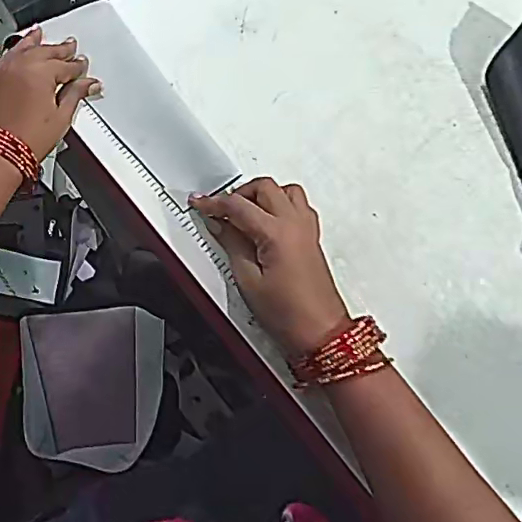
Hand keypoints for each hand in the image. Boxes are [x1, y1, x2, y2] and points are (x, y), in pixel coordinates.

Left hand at [0, 29, 99, 158]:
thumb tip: (87, 84)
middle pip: (46, 52)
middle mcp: (20, 66)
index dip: (78, 67)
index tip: (83, 67)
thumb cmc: (26, 139)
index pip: (66, 65)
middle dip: (61, 50)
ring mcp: (3, 72)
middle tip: (71, 47)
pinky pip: (6, 58)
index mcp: (41, 72)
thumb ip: (75, 94)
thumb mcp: (61, 116)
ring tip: (41, 34)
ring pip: (23, 49)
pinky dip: (15, 51)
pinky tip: (19, 50)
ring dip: (35, 42)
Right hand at [190, 178, 351, 354]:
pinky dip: (280, 204)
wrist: (321, 334)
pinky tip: (266, 220)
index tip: (200, 203)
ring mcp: (307, 230)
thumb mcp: (248, 280)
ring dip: (262, 195)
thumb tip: (220, 226)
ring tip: (243, 212)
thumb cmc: (290, 315)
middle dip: (238, 193)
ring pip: (285, 191)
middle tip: (220, 209)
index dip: (213, 203)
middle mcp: (296, 225)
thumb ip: (231, 245)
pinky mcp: (312, 239)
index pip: (238, 205)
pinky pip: (298, 206)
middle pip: (264, 187)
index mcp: (277, 233)